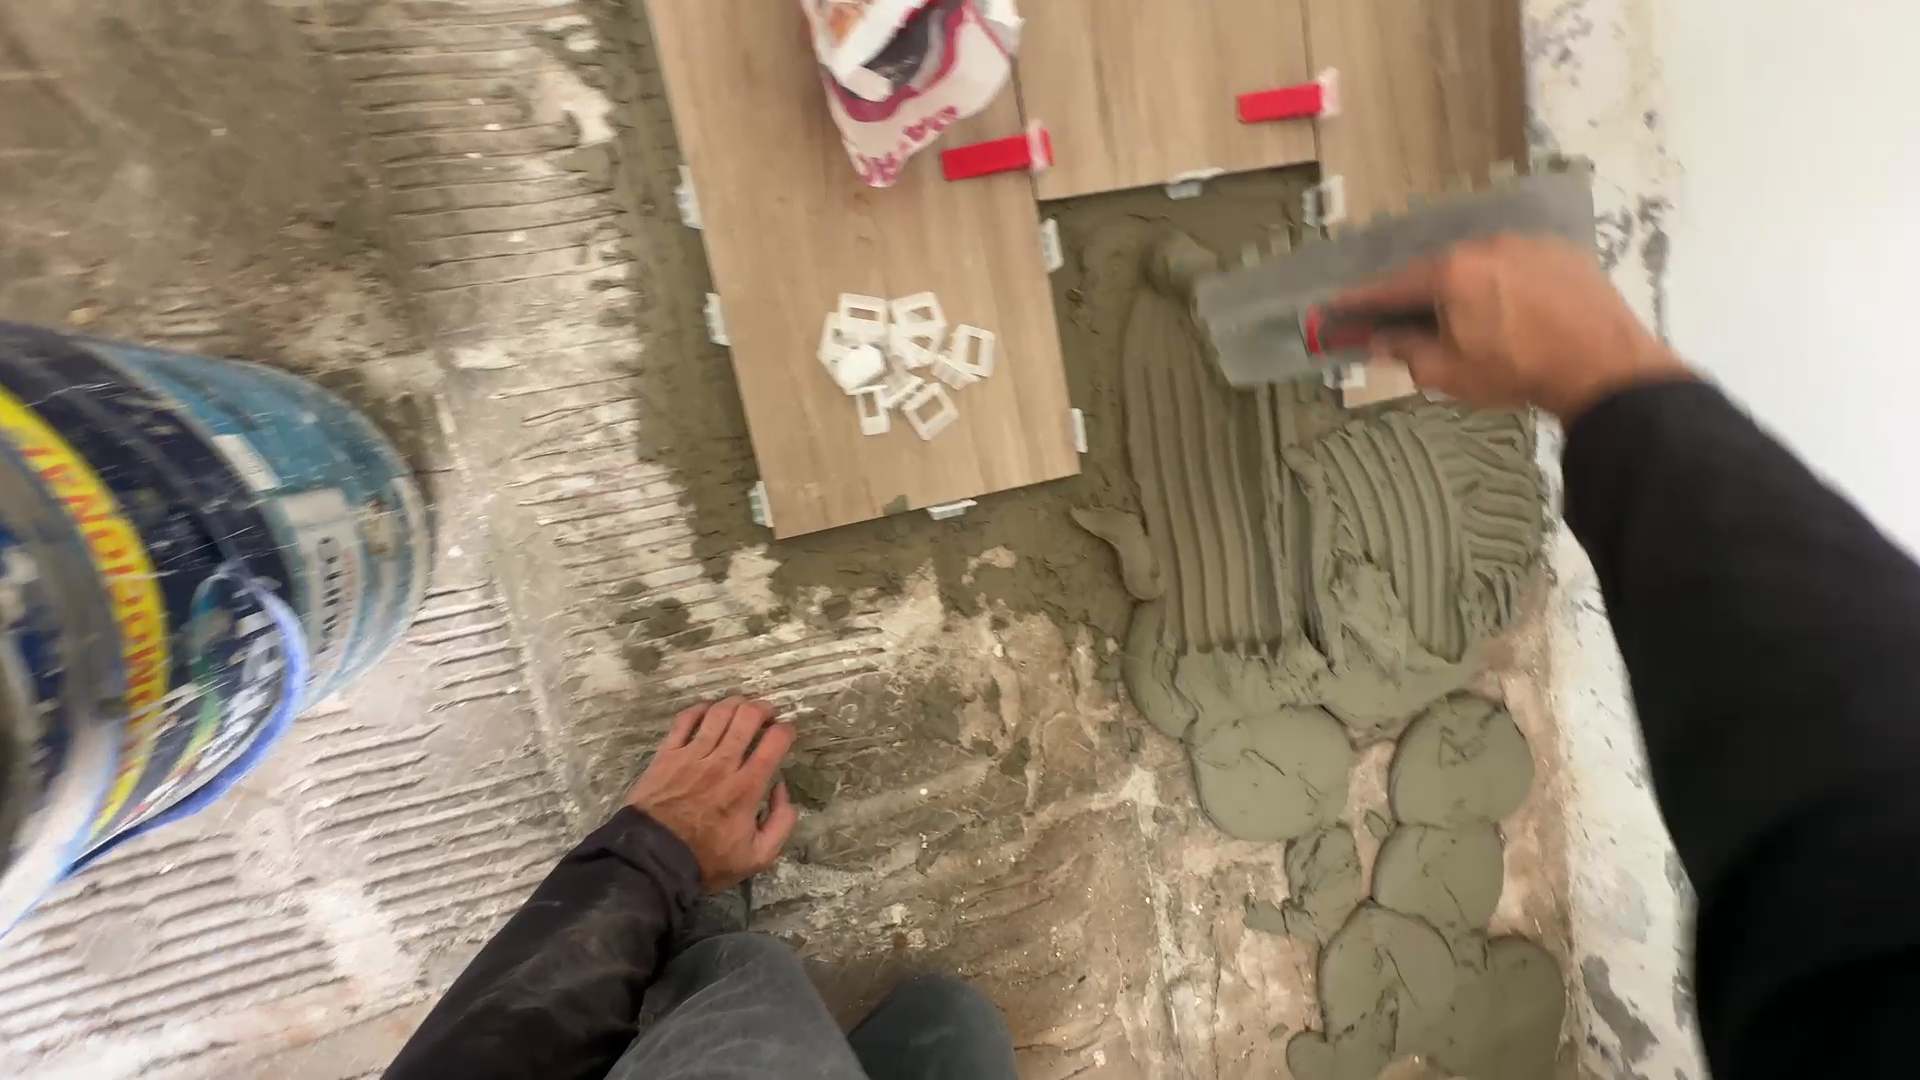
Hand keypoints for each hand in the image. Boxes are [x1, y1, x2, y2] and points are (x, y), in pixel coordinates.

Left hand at [625, 697, 799, 892]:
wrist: (650, 865)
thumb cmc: (706, 861)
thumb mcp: (757, 857)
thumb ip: (781, 822)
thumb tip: (782, 788)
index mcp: (747, 787)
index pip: (775, 741)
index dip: (787, 730)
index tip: (787, 733)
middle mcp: (722, 764)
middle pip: (748, 717)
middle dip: (764, 709)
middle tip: (767, 715)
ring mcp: (692, 756)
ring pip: (719, 713)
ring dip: (736, 703)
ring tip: (742, 708)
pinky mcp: (667, 755)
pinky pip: (685, 720)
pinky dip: (701, 709)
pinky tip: (709, 711)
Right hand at [1338, 234, 1692, 420]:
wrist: (1605, 366)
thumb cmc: (1513, 371)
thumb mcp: (1443, 372)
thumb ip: (1404, 350)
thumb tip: (1381, 339)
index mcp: (1450, 273)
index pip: (1389, 287)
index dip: (1358, 301)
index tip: (1334, 308)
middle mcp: (1485, 247)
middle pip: (1430, 270)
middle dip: (1407, 294)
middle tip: (1391, 317)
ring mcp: (1527, 245)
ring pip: (1472, 265)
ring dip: (1451, 287)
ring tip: (1447, 314)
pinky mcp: (1560, 253)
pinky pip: (1508, 265)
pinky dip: (1489, 283)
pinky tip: (1493, 307)